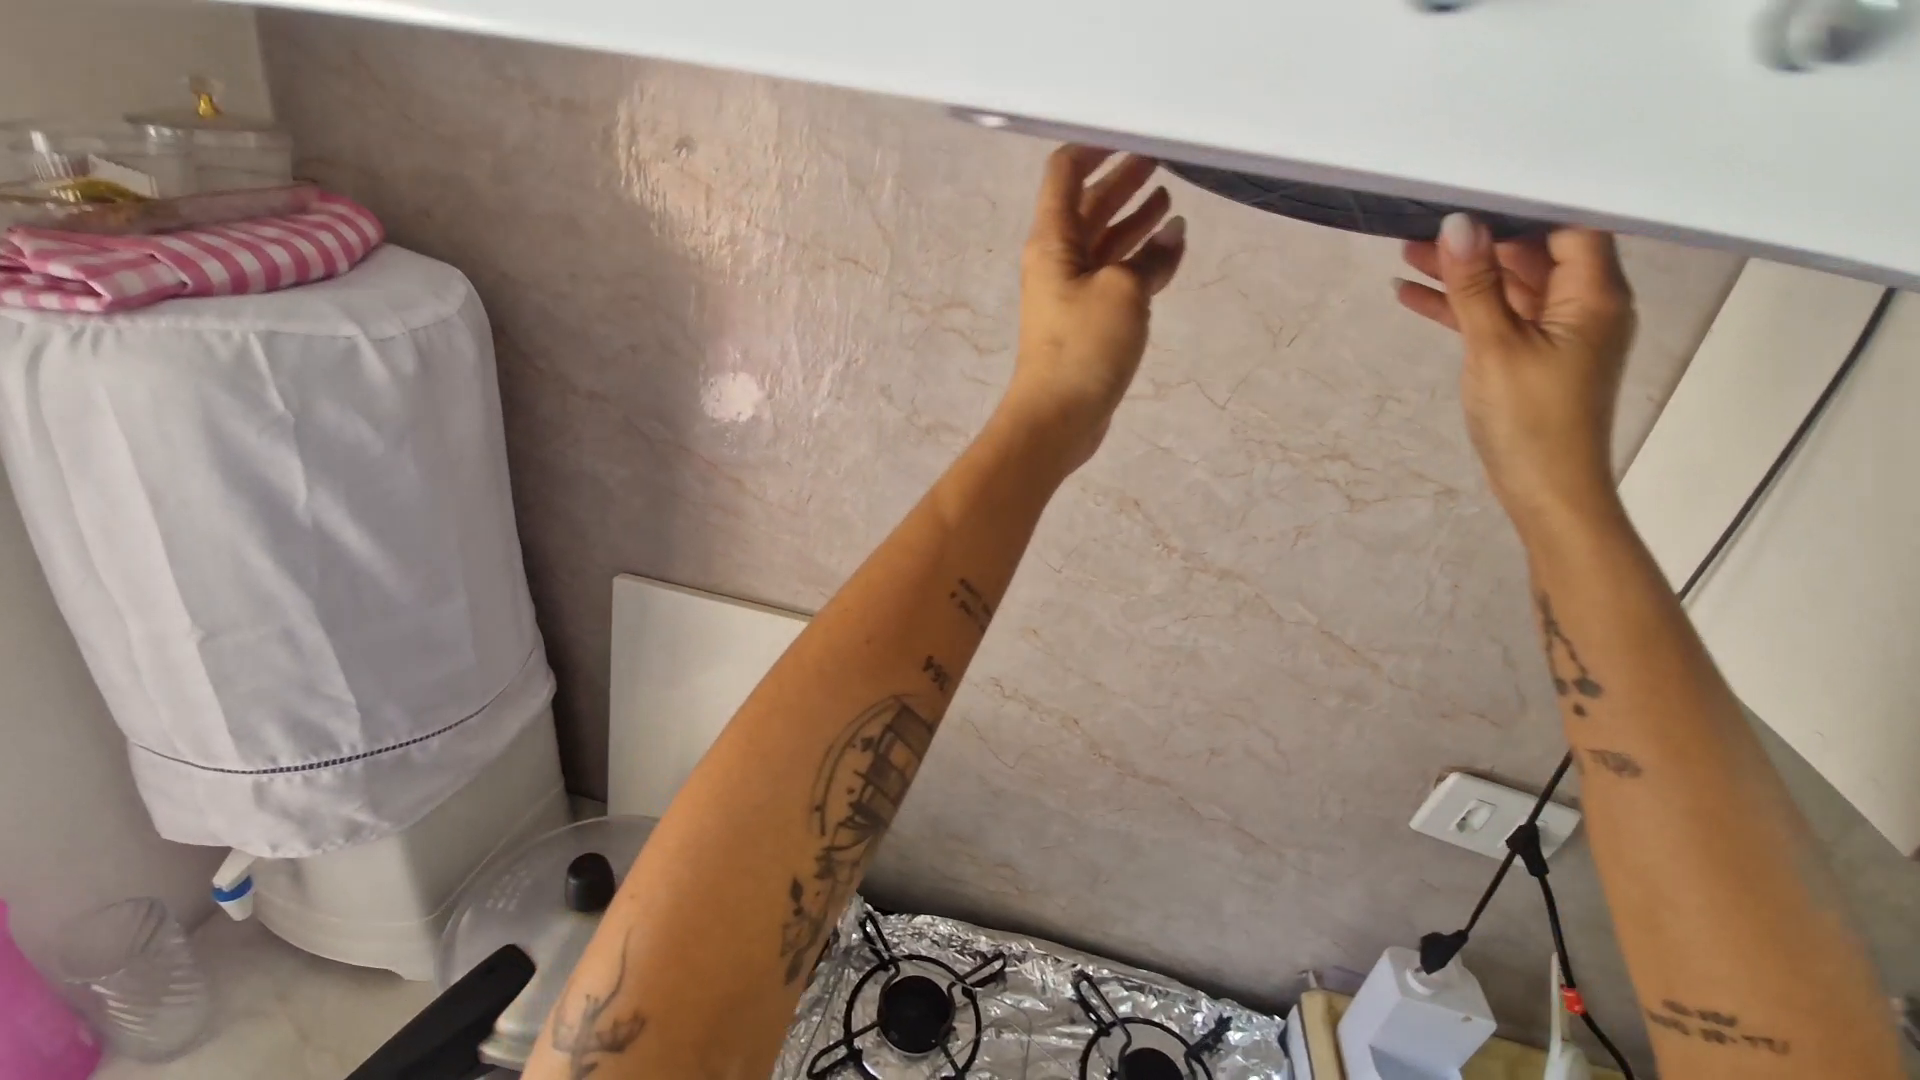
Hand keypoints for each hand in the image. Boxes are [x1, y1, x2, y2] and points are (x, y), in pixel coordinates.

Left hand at [1002, 146, 1186, 471]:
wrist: (1058, 416)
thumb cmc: (1084, 346)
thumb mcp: (1123, 291)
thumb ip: (1152, 257)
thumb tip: (1172, 235)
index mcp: (1052, 240)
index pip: (1065, 173)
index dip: (1094, 148)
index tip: (1130, 133)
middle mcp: (1057, 259)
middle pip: (1088, 205)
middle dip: (1121, 180)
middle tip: (1159, 158)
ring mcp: (1072, 291)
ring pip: (1103, 241)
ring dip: (1132, 218)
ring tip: (1167, 196)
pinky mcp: (1087, 320)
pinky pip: (1114, 275)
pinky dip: (1138, 257)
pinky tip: (1167, 245)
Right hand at [1395, 215, 1636, 530]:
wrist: (1546, 491)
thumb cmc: (1530, 419)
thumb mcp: (1495, 347)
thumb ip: (1475, 285)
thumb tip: (1457, 225)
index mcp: (1594, 294)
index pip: (1567, 225)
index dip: (1523, 205)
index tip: (1472, 190)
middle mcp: (1584, 305)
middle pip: (1533, 253)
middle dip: (1480, 240)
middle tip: (1424, 222)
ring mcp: (1558, 332)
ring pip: (1508, 287)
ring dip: (1463, 274)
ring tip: (1406, 255)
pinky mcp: (1534, 356)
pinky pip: (1497, 318)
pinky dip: (1462, 308)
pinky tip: (1415, 297)